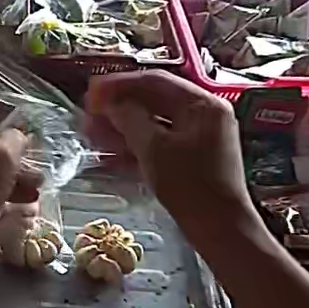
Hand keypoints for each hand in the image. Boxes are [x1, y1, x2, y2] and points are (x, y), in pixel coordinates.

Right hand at [84, 71, 265, 250]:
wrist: (219, 227)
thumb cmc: (189, 185)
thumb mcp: (153, 149)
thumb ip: (129, 119)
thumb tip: (109, 102)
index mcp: (201, 104)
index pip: (154, 80)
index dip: (118, 84)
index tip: (90, 92)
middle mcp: (203, 113)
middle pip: (153, 99)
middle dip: (118, 105)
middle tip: (88, 113)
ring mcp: (200, 134)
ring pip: (153, 120)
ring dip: (122, 125)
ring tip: (92, 133)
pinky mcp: (192, 154)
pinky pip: (159, 139)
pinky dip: (134, 142)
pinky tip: (109, 151)